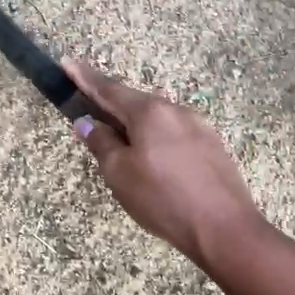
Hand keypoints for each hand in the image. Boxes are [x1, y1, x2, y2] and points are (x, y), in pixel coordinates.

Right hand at [63, 60, 267, 267]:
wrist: (227, 231)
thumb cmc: (163, 199)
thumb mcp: (119, 173)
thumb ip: (100, 143)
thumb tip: (87, 123)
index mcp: (149, 112)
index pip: (108, 88)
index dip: (85, 77)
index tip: (67, 63)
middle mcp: (176, 111)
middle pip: (135, 101)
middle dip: (111, 104)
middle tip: (89, 108)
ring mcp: (200, 128)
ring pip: (156, 118)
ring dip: (135, 124)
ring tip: (121, 140)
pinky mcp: (214, 148)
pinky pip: (174, 132)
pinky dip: (156, 137)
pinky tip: (152, 156)